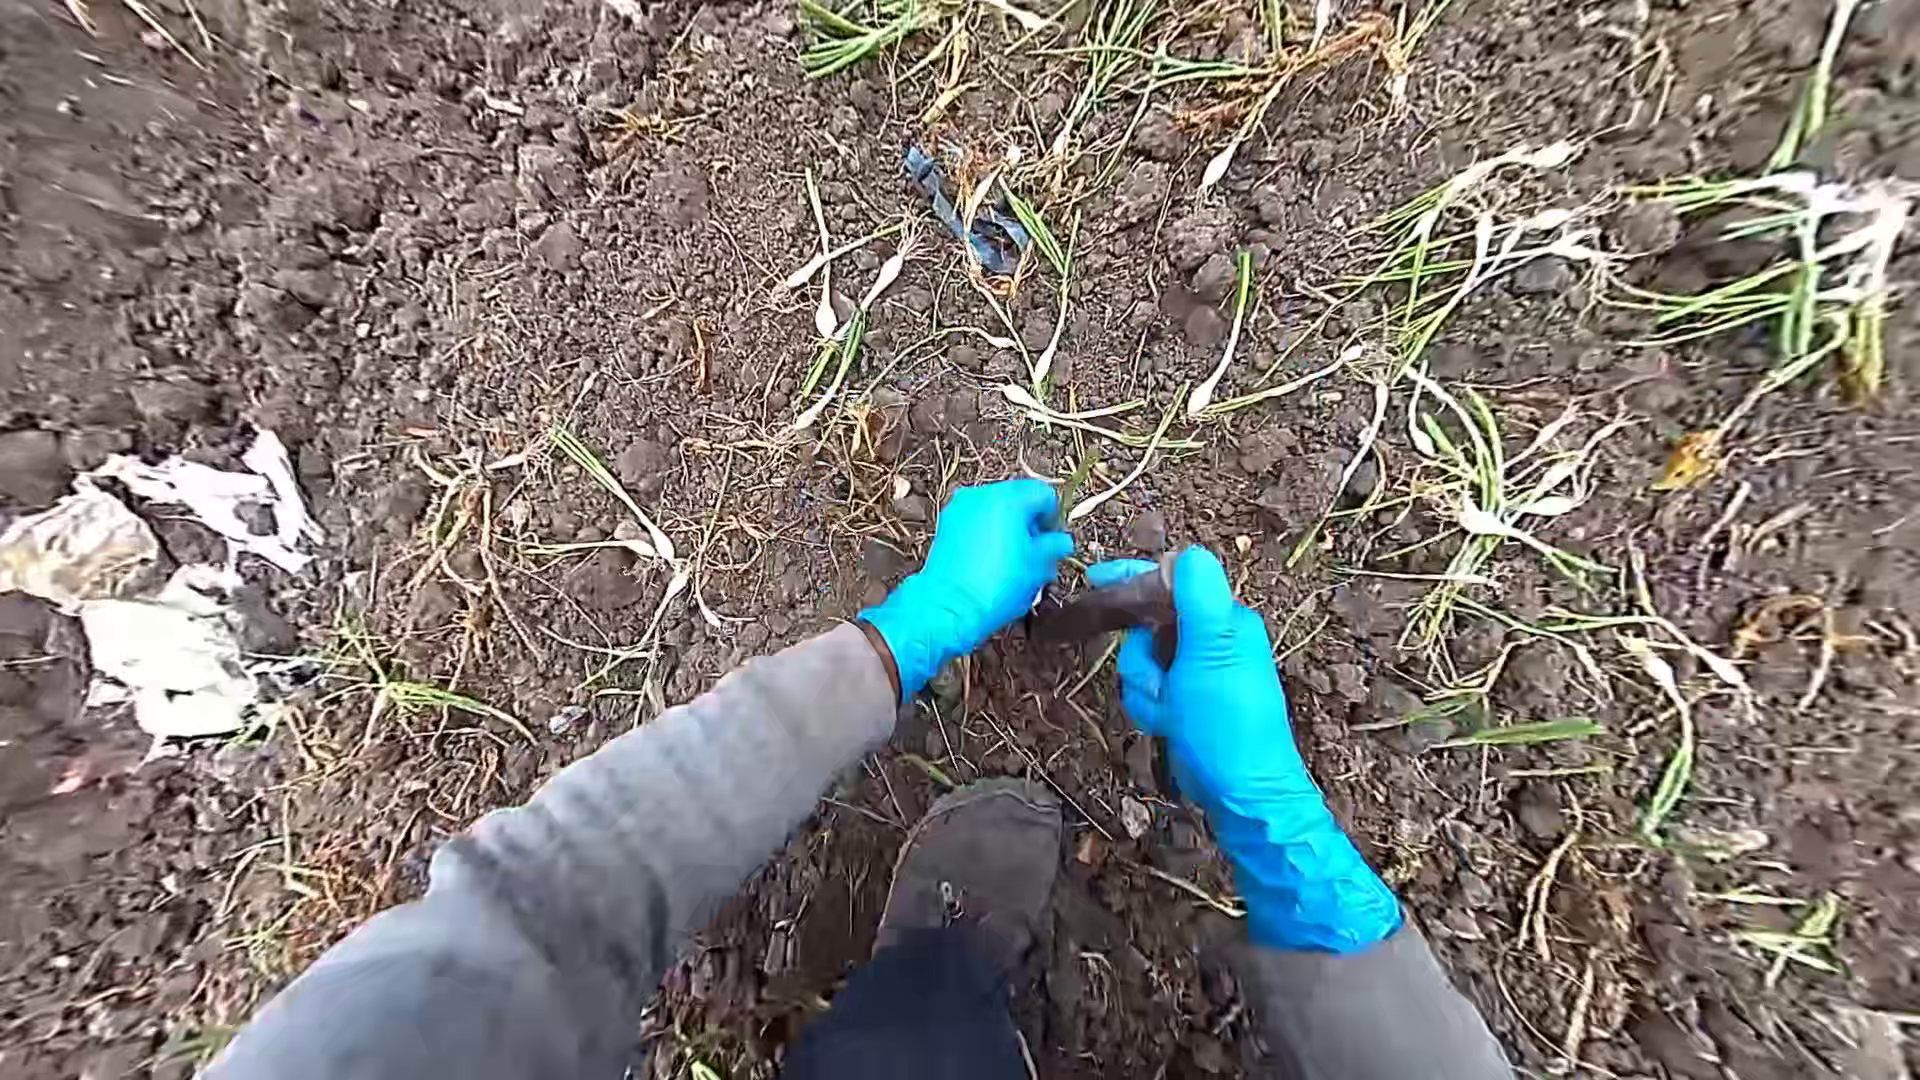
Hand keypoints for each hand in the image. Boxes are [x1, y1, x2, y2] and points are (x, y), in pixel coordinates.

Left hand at [862, 478, 1073, 700]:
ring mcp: (960, 509)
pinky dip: (987, 535)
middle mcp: (981, 496)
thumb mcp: (1037, 566)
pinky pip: (976, 522)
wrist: (948, 607)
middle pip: (1018, 499)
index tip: (1053, 540)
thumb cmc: (993, 586)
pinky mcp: (946, 526)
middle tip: (1037, 552)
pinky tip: (993, 562)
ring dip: (1009, 529)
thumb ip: (1053, 546)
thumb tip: (1059, 542)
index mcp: (1008, 498)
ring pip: (995, 511)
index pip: (1043, 495)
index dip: (1053, 518)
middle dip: (1030, 524)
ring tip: (1015, 561)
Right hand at [1087, 547, 1400, 951]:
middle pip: (1146, 624)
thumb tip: (1188, 552)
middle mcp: (1208, 640)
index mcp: (1222, 620)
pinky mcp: (1182, 697)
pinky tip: (1166, 722)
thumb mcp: (1211, 656)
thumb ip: (1200, 600)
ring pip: (1139, 658)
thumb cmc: (1227, 723)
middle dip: (1141, 657)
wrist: (1240, 793)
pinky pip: (1144, 686)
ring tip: (1168, 709)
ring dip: (1144, 687)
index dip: (1132, 577)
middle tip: (1155, 682)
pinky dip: (1148, 705)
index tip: (1095, 578)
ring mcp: (1194, 670)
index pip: (1171, 582)